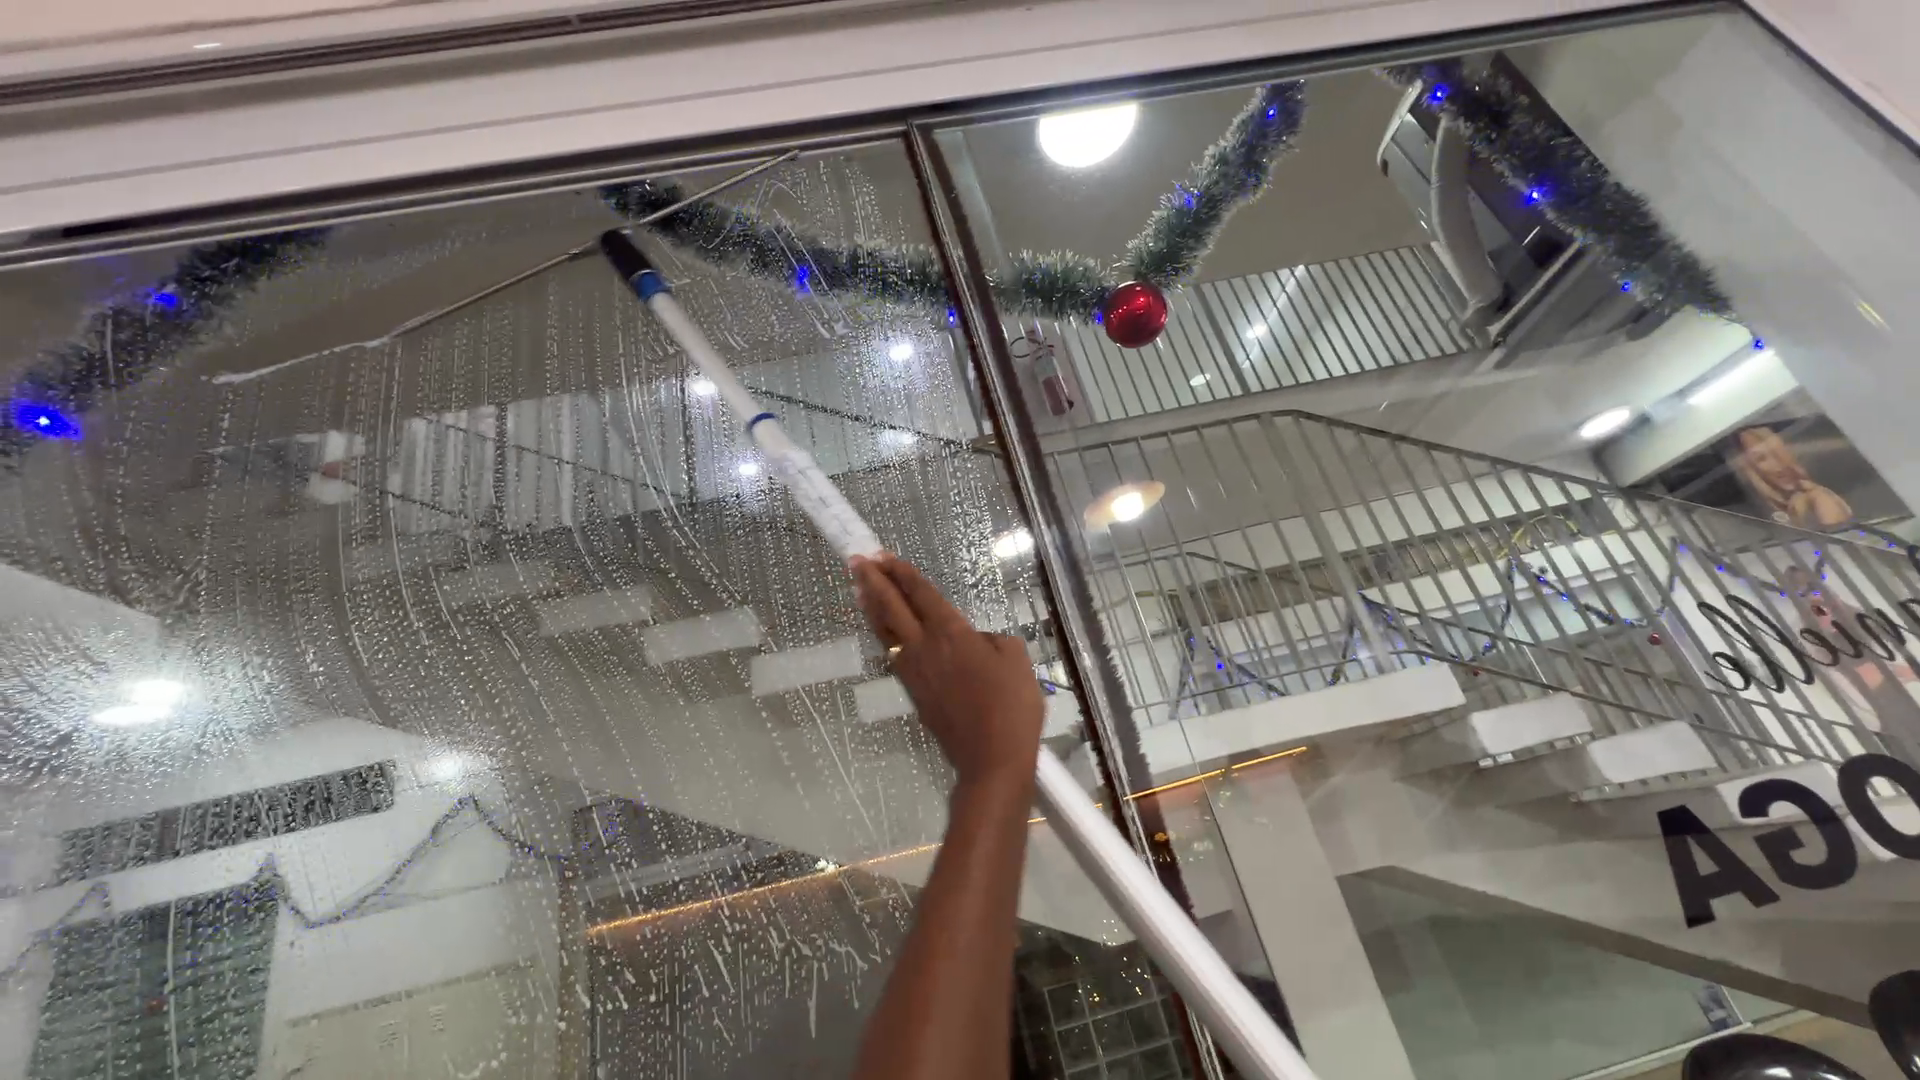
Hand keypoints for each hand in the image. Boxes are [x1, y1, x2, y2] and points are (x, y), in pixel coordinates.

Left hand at [851, 554, 1043, 790]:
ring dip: (870, 606)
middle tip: (857, 560)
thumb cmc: (1011, 705)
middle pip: (891, 607)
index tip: (883, 555)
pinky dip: (881, 634)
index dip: (902, 572)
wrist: (991, 758)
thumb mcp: (1016, 659)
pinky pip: (891, 653)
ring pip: (885, 631)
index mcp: (951, 632)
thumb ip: (991, 639)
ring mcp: (913, 671)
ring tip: (858, 588)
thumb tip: (974, 640)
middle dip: (873, 581)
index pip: (921, 593)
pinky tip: (882, 631)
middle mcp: (924, 646)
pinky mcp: (912, 693)